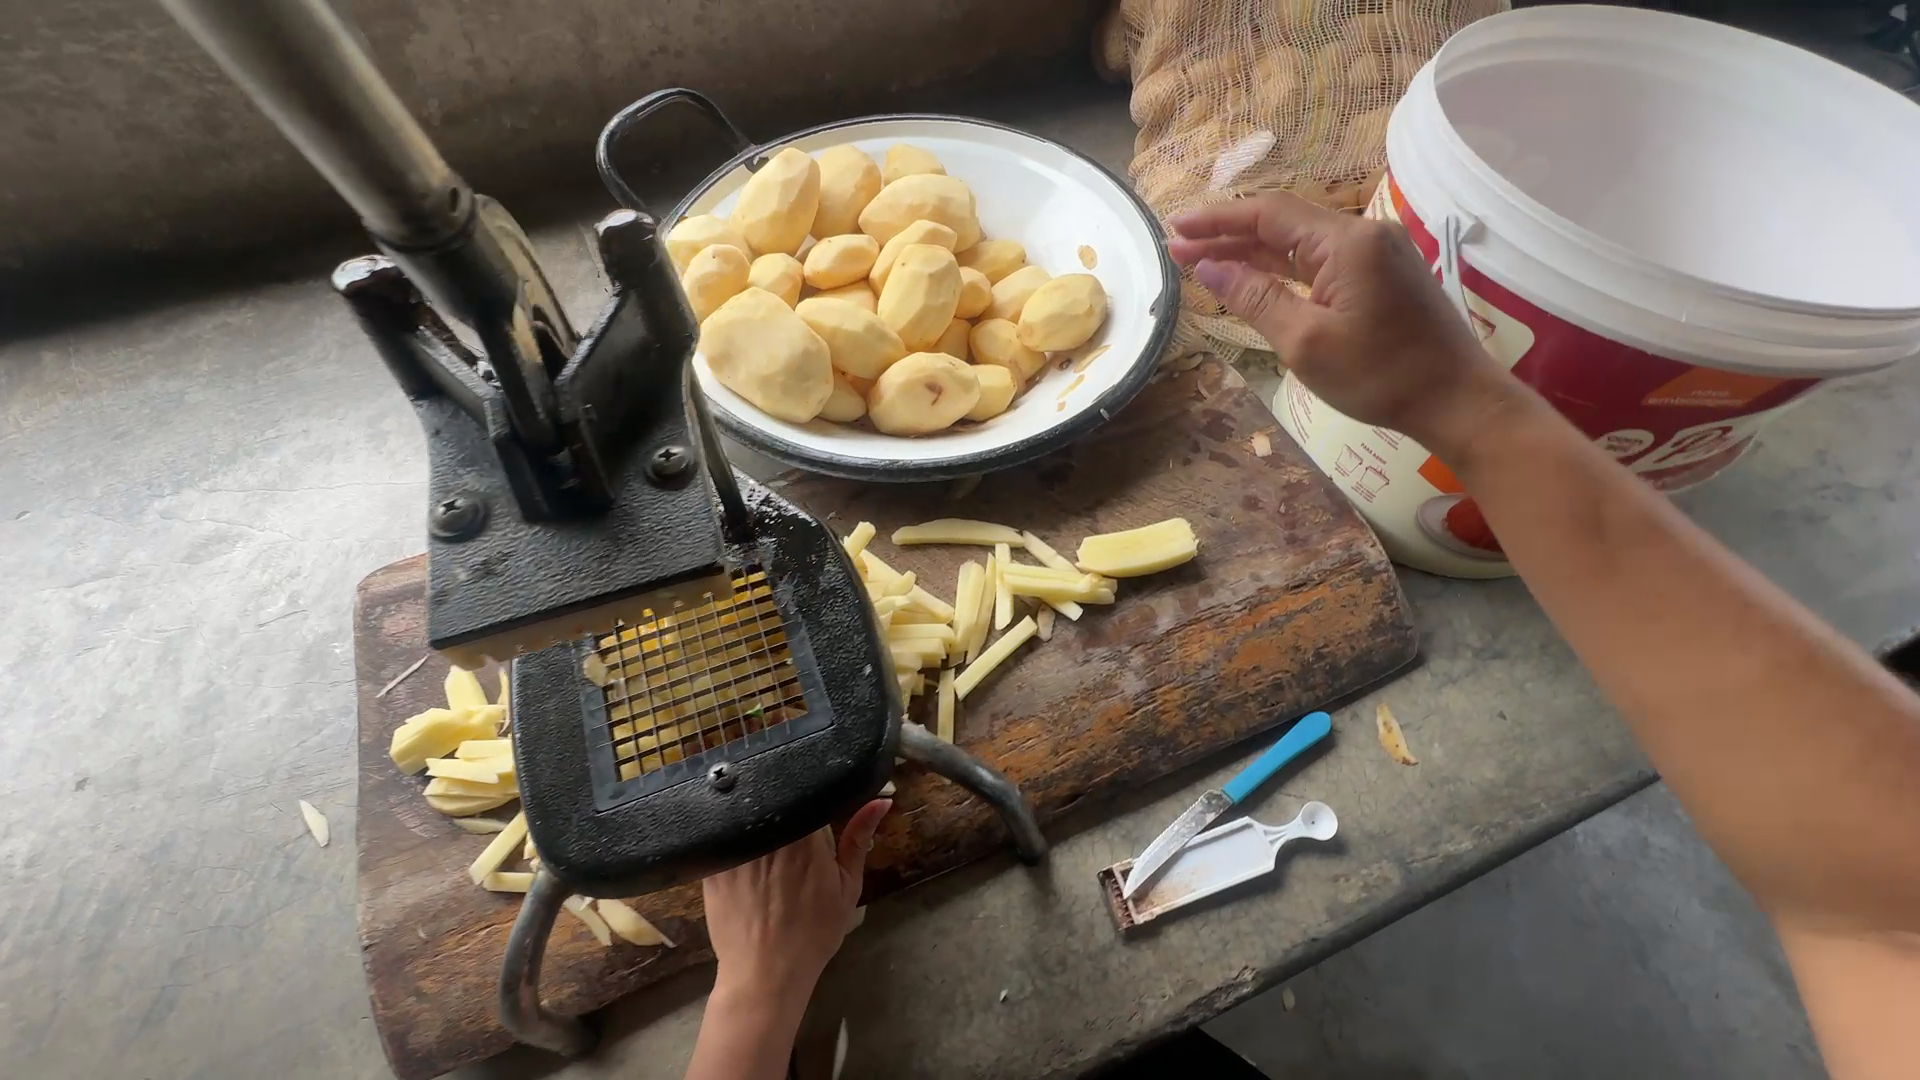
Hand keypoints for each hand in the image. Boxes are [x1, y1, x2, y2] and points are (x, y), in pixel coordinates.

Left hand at [701, 798, 892, 998]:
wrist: (765, 975)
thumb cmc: (813, 932)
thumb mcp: (846, 888)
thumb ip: (859, 839)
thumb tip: (881, 800)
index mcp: (806, 837)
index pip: (806, 791)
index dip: (810, 790)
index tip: (815, 796)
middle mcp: (770, 836)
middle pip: (776, 798)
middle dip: (785, 800)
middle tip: (793, 813)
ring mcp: (738, 849)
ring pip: (750, 811)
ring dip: (759, 810)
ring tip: (768, 825)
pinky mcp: (715, 863)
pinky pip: (724, 833)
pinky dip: (732, 830)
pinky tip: (738, 838)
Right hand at [1168, 193, 1520, 456]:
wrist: (1454, 400)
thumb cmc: (1379, 376)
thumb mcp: (1304, 342)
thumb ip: (1254, 299)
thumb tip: (1209, 269)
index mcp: (1348, 242)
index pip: (1269, 216)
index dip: (1217, 219)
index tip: (1175, 226)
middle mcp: (1363, 235)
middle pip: (1282, 224)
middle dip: (1226, 235)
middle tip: (1176, 247)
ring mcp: (1373, 255)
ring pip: (1298, 245)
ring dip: (1249, 252)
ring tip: (1200, 260)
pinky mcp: (1377, 277)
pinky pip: (1317, 263)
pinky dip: (1278, 269)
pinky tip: (1248, 276)